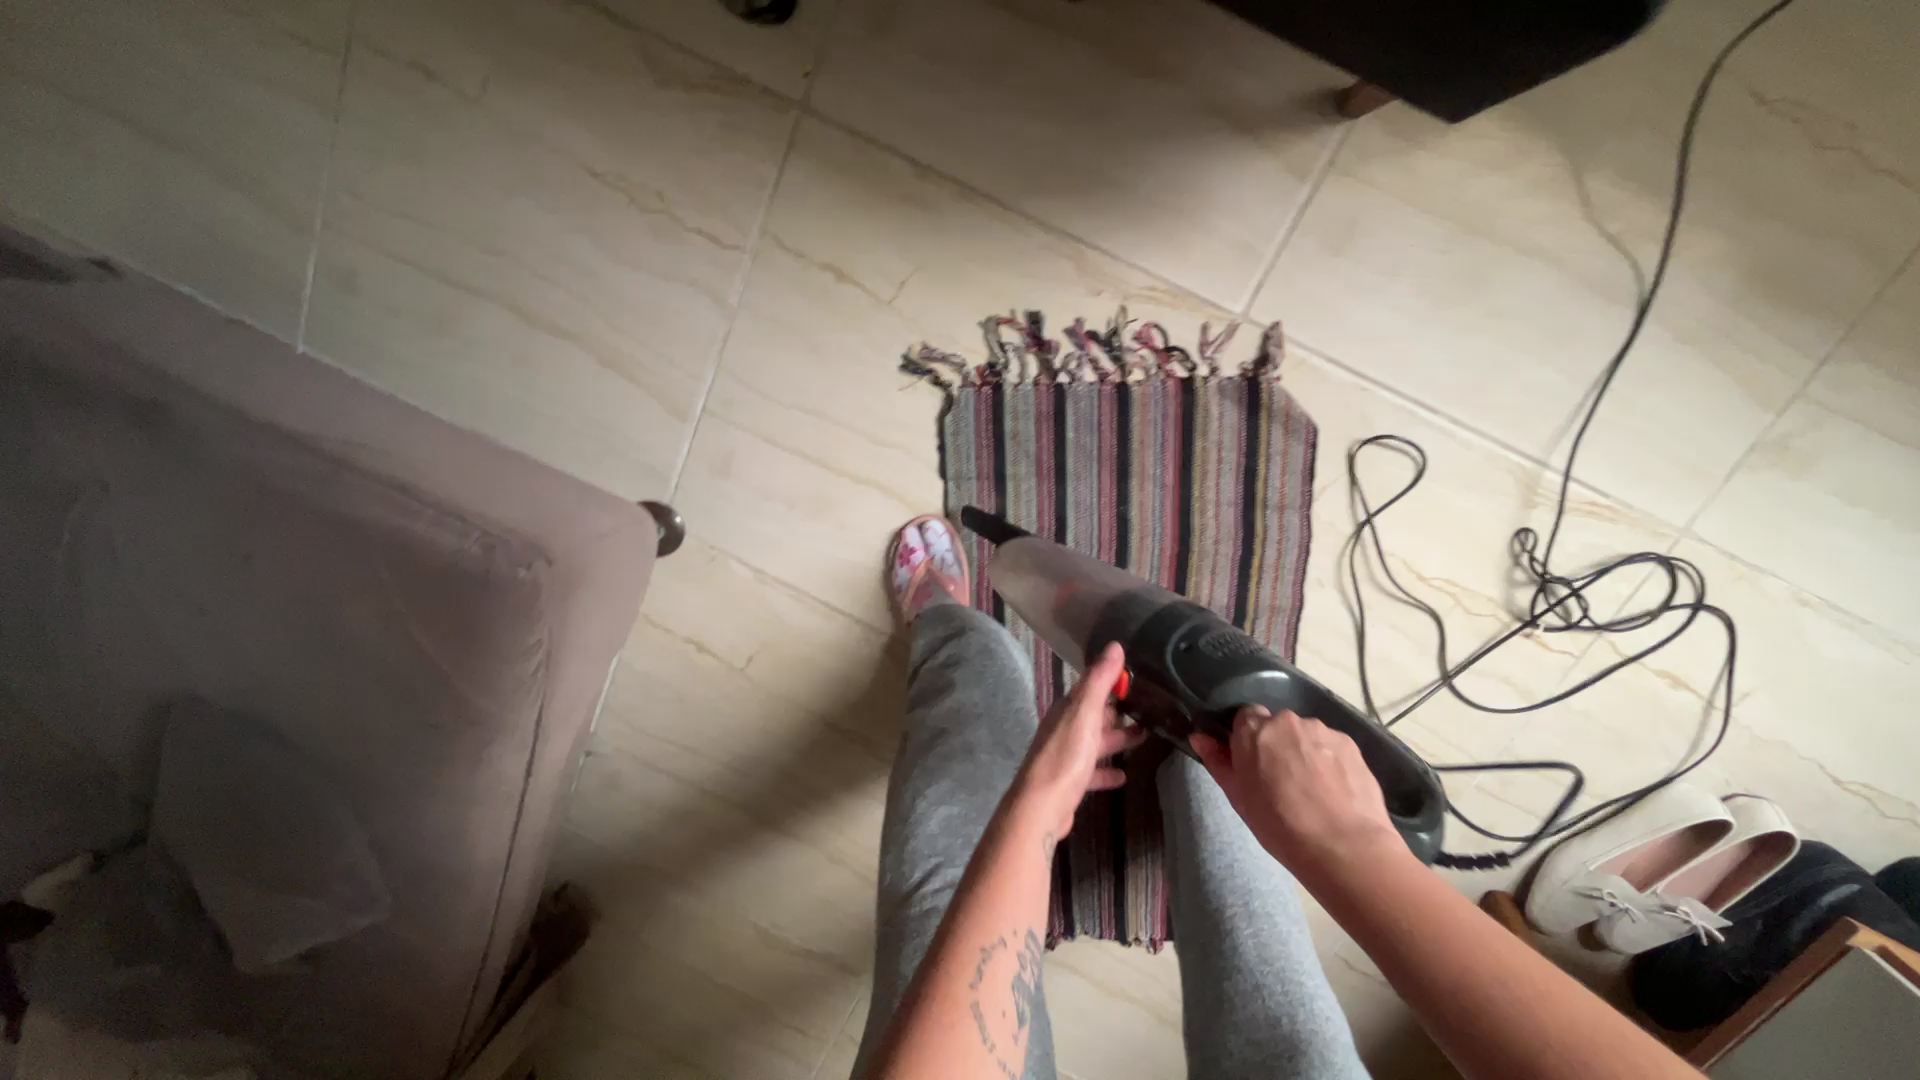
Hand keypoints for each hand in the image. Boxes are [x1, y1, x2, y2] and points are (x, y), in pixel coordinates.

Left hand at [1011, 643, 1147, 838]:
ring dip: (1116, 739)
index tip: (1140, 678)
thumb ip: (1099, 681)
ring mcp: (1065, 756)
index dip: (1113, 682)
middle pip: (1095, 715)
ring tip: (1145, 737)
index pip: (1092, 688)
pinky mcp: (1069, 781)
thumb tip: (1115, 646)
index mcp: (1067, 710)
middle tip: (1150, 709)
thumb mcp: (1084, 714)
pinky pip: (1092, 771)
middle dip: (1118, 711)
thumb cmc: (1065, 757)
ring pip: (1095, 742)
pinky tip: (1123, 775)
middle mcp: (1064, 728)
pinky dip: (1107, 771)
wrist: (1041, 807)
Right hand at [1191, 708, 1402, 875]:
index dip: (1249, 740)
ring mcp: (1321, 730)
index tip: (1254, 764)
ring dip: (1305, 752)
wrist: (1343, 846)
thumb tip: (1199, 736)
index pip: (1245, 717)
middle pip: (1278, 725)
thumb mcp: (1238, 797)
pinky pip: (1332, 746)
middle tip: (1283, 781)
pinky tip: (1334, 791)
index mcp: (1253, 731)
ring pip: (1306, 736)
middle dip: (1279, 745)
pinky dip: (1330, 762)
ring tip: (1313, 789)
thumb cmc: (1279, 825)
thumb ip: (1217, 761)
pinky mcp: (1350, 744)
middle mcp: (1286, 721)